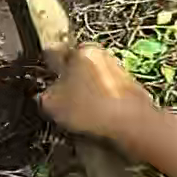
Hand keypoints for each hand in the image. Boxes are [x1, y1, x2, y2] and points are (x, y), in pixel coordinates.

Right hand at [38, 44, 155, 142]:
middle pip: (74, 66)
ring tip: (79, 114)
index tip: (42, 83)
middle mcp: (99, 54)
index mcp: (79, 51)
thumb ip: (44, 95)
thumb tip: (46, 95)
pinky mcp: (131, 86)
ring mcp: (117, 69)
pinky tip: (96, 117)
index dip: (45, 69)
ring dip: (84, 92)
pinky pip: (106, 91)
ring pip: (91, 79)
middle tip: (60, 101)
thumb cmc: (89, 109)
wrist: (133, 124)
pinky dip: (100, 101)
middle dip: (67, 81)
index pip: (53, 54)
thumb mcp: (52, 104)